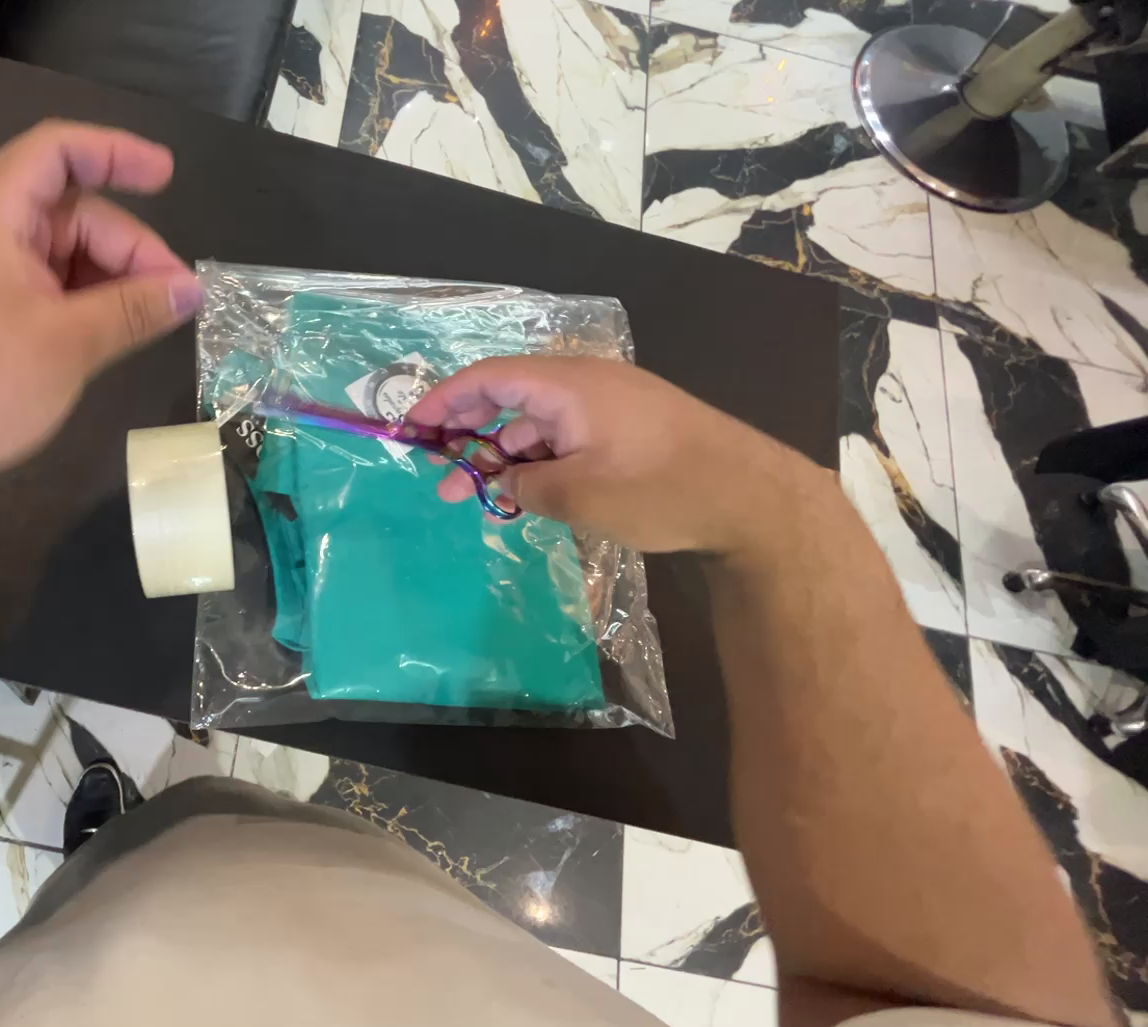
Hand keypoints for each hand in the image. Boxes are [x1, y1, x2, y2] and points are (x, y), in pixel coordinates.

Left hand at [0, 120, 202, 478]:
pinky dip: (91, 302)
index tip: (168, 177)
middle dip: (130, 247)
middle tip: (177, 296)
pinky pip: (54, 287)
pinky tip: (123, 329)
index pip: (57, 152)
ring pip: (69, 254)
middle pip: (74, 212)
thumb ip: (136, 309)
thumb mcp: (71, 344)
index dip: (116, 152)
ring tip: (158, 319)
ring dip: (116, 280)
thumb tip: (195, 290)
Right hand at [406, 356, 817, 553]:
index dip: (443, 400)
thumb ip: (522, 485)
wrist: (759, 502)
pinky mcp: (626, 427)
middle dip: (467, 433)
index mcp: (569, 385)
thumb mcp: (576, 495)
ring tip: (476, 495)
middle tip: (440, 471)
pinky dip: (537, 459)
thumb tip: (501, 481)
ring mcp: (609, 405)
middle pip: (507, 397)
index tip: (411, 428)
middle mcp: (585, 384)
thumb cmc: (661, 490)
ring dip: (502, 454)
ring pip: (536, 422)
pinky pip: (564, 435)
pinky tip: (525, 491)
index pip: (488, 378)